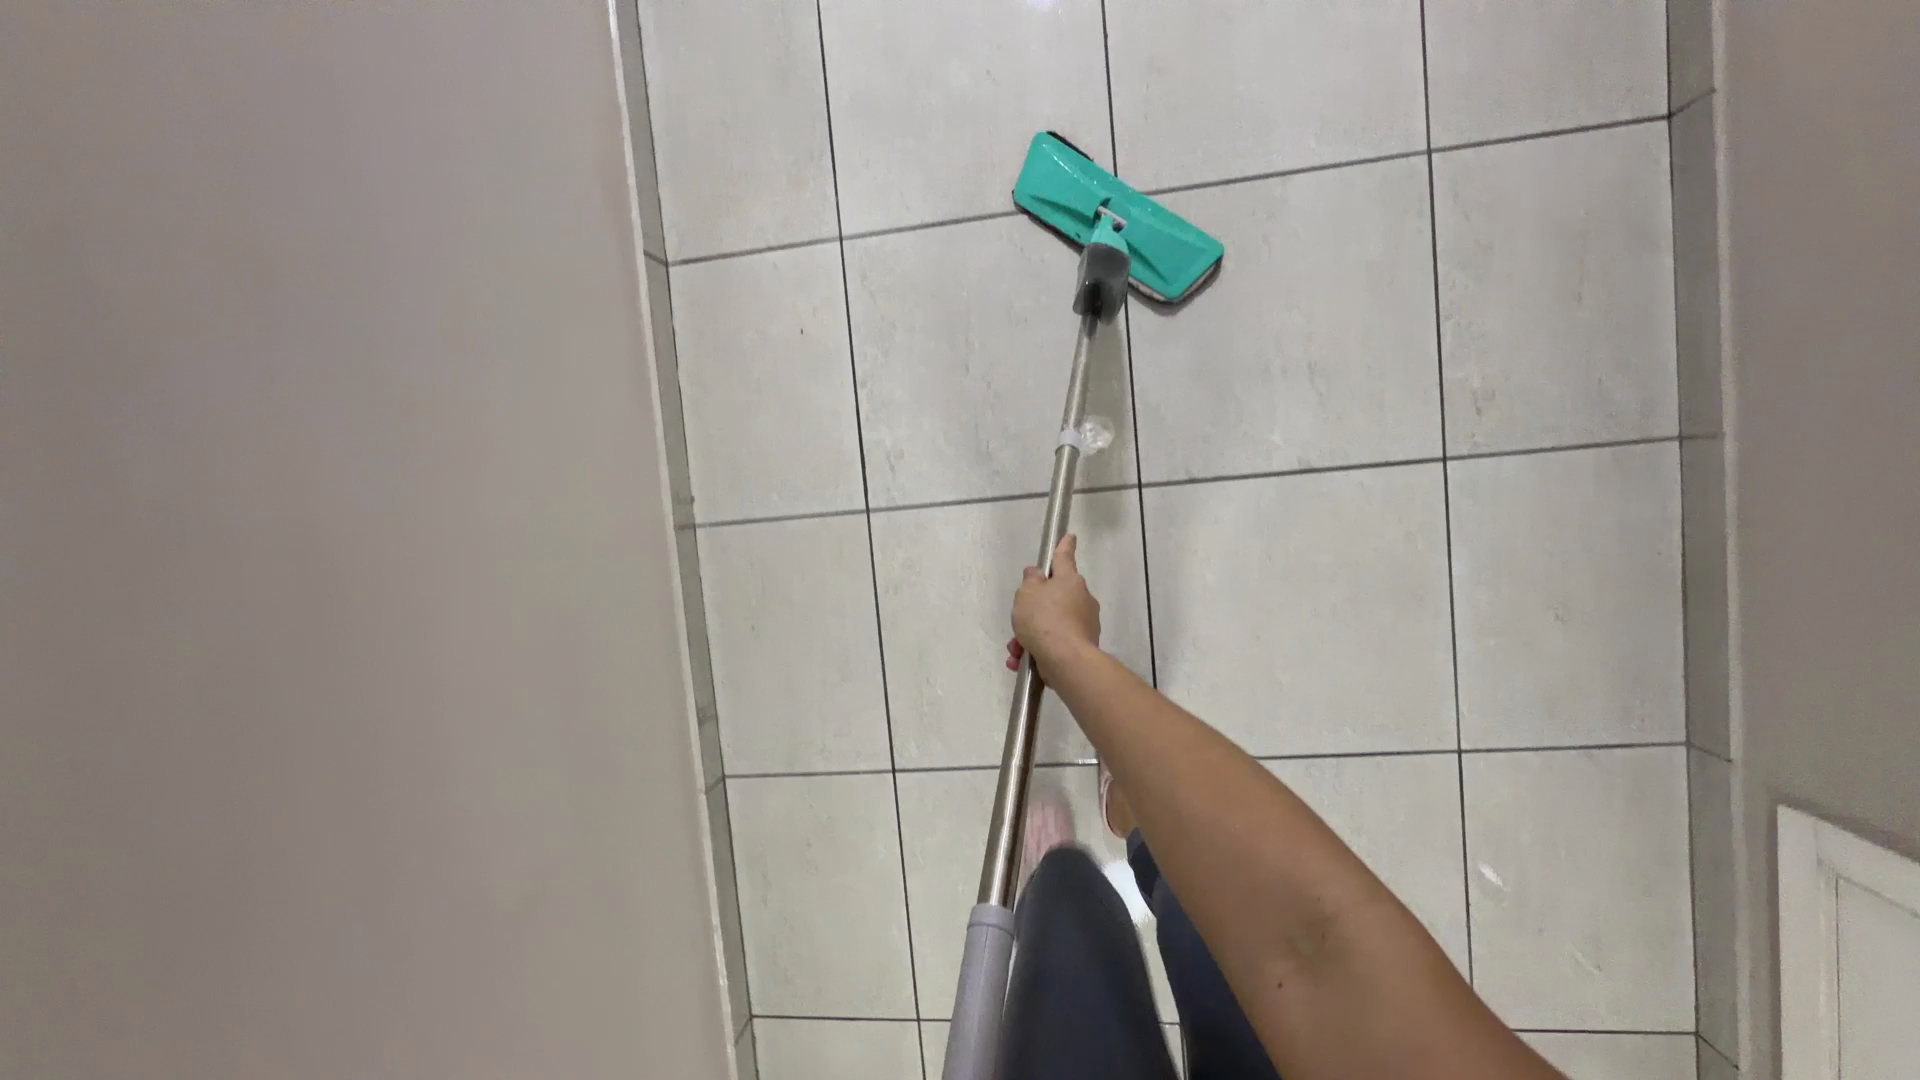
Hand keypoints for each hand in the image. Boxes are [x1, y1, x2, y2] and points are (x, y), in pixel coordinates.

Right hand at [1004, 534, 1101, 680]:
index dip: (1064, 546)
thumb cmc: (1044, 619)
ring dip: (1030, 636)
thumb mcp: (1027, 594)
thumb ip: (1030, 581)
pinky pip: (1055, 644)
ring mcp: (1084, 624)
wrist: (1065, 659)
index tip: (1070, 536)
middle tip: (1019, 622)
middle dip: (1033, 612)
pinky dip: (1038, 651)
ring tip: (1015, 651)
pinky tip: (1021, 661)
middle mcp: (1082, 599)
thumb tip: (1036, 573)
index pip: (1064, 558)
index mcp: (1070, 580)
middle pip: (1055, 598)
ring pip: (1051, 624)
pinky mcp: (1082, 647)